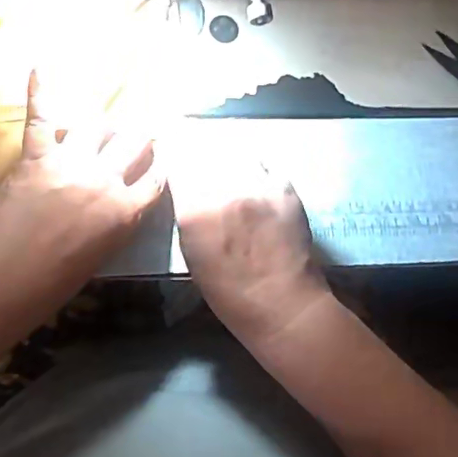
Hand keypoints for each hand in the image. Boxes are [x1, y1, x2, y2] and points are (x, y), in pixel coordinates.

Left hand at [0, 72, 165, 307]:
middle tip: (139, 128)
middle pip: (132, 143)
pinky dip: (40, 92)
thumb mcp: (101, 253)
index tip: (161, 152)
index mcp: (126, 211)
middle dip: (139, 133)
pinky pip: (41, 117)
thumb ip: (114, 222)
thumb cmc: (55, 279)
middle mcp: (105, 179)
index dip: (158, 163)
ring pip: (96, 125)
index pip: (154, 178)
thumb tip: (115, 204)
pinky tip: (40, 68)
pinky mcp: (37, 154)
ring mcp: (71, 162)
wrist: (10, 273)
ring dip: (102, 122)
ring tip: (103, 120)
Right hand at [167, 149, 332, 344]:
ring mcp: (256, 186)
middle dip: (199, 153)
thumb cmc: (227, 291)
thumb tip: (186, 188)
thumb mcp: (190, 251)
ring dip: (226, 159)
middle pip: (205, 152)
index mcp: (194, 209)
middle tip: (199, 158)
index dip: (174, 155)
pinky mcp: (283, 189)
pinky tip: (254, 185)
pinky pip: (263, 168)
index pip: (177, 163)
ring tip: (227, 169)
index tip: (173, 153)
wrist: (282, 304)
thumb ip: (187, 212)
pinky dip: (255, 172)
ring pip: (234, 154)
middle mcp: (223, 189)